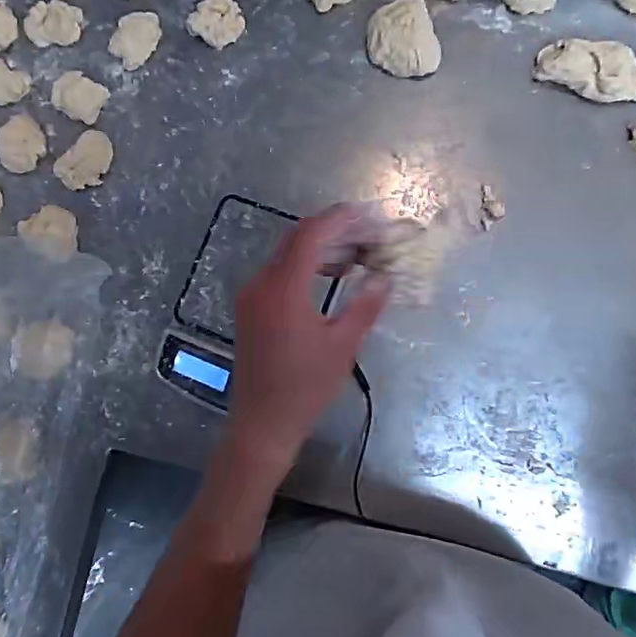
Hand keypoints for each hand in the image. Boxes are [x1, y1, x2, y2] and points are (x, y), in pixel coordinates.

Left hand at [227, 204, 389, 480]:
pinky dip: (307, 265)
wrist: (262, 423)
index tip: (369, 213)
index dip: (341, 219)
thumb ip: (364, 306)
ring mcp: (252, 296)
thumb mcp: (343, 346)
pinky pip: (280, 273)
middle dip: (335, 230)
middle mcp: (261, 284)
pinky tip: (333, 273)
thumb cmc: (305, 388)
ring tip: (359, 251)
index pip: (311, 235)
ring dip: (322, 247)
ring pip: (288, 254)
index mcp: (283, 289)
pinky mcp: (251, 308)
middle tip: (370, 232)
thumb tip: (384, 278)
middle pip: (297, 239)